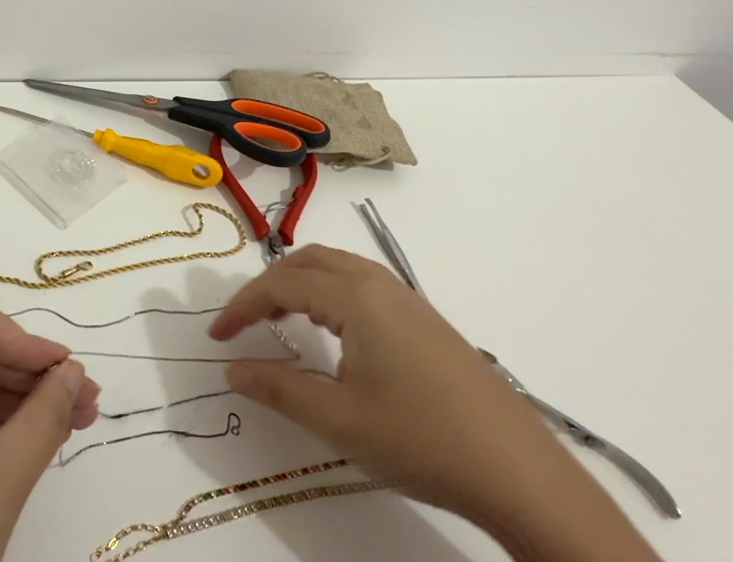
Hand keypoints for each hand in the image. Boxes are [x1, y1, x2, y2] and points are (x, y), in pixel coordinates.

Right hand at [210, 246, 659, 561]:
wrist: (516, 470)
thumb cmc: (420, 440)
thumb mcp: (338, 421)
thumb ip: (278, 388)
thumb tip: (232, 368)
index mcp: (358, 299)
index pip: (282, 284)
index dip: (243, 306)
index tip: (216, 337)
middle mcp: (382, 286)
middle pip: (311, 262)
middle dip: (269, 285)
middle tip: (244, 322)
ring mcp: (411, 301)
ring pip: (340, 268)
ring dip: (301, 283)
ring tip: (280, 320)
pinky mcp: (428, 321)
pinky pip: (364, 285)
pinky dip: (330, 292)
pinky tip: (333, 331)